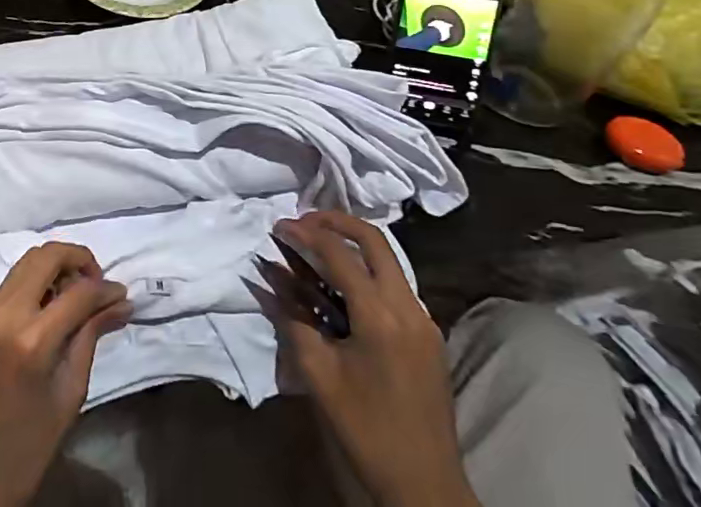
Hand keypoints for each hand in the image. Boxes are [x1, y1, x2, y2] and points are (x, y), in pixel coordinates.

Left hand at [0, 242, 131, 506]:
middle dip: (79, 259)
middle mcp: (4, 315)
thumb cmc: (27, 447)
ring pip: (27, 261)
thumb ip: (91, 336)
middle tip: (97, 286)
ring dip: (57, 266)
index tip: (123, 296)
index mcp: (31, 340)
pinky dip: (38, 280)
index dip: (107, 289)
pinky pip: (12, 281)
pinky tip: (53, 306)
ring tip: (77, 296)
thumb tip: (121, 302)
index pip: (79, 291)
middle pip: (46, 255)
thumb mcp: (70, 393)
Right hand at [269, 213, 479, 506]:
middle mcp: (409, 306)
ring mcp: (425, 318)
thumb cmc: (365, 431)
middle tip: (305, 220)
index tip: (279, 225)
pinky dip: (369, 271)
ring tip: (319, 244)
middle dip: (338, 221)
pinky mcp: (429, 333)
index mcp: (381, 316)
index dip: (306, 234)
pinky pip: (397, 285)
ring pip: (390, 260)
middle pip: (375, 240)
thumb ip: (293, 320)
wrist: (424, 484)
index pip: (340, 255)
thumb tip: (270, 278)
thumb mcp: (319, 377)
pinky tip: (345, 285)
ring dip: (355, 243)